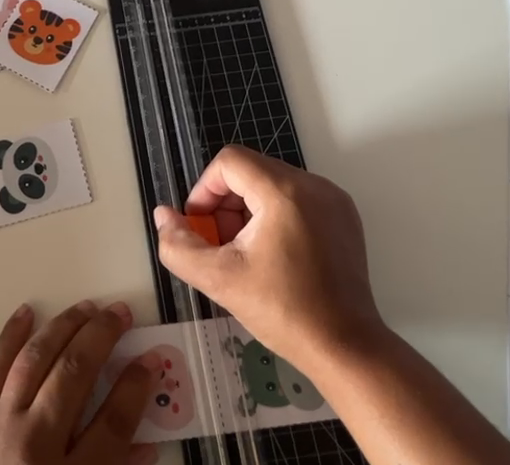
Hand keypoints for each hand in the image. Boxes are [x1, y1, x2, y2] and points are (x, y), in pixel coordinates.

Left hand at [0, 300, 160, 464]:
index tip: (150, 361)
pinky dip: (11, 336)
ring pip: (35, 359)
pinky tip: (27, 313)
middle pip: (73, 375)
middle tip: (120, 313)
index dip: (136, 388)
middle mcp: (34, 444)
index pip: (113, 425)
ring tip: (87, 308)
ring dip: (63, 327)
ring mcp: (0, 425)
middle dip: (101, 337)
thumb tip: (145, 444)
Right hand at [153, 146, 382, 374]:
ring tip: (243, 252)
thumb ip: (179, 245)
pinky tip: (271, 255)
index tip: (200, 226)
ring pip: (272, 183)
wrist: (345, 347)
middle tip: (219, 244)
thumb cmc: (284, 311)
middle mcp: (314, 185)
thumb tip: (164, 216)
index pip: (229, 162)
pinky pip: (297, 198)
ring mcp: (334, 200)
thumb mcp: (219, 279)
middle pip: (250, 171)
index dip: (204, 190)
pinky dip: (275, 215)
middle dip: (224, 204)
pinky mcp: (344, 217)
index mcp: (285, 192)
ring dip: (247, 210)